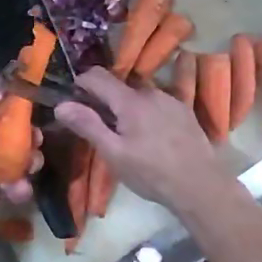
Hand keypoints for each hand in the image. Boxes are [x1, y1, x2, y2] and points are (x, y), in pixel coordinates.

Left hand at [0, 83, 35, 235]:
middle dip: (29, 137)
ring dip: (28, 162)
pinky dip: (18, 186)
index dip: (16, 106)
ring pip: (18, 159)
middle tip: (36, 140)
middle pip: (12, 133)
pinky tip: (16, 188)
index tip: (34, 107)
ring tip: (30, 166)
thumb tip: (5, 76)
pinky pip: (14, 184)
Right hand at [54, 68, 226, 210]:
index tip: (73, 96)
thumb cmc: (151, 173)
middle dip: (105, 98)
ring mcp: (171, 100)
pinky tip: (151, 136)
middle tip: (99, 124)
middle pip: (120, 85)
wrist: (200, 186)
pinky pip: (158, 103)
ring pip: (140, 95)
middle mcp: (151, 92)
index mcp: (130, 100)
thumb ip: (88, 125)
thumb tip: (61, 105)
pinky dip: (147, 112)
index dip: (81, 81)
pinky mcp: (185, 111)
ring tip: (126, 133)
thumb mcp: (113, 154)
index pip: (98, 75)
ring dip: (128, 106)